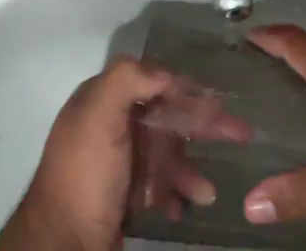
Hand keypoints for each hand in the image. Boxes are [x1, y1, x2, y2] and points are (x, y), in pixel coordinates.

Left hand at [0, 57, 250, 250]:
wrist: (65, 238)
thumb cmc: (85, 172)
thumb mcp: (99, 114)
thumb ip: (127, 80)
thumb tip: (166, 72)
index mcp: (100, 99)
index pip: (149, 80)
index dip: (183, 86)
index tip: (217, 97)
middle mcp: (108, 124)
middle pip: (162, 115)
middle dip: (199, 124)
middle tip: (240, 133)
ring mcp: (115, 160)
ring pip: (164, 153)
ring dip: (188, 168)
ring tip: (205, 192)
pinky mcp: (123, 194)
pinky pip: (158, 185)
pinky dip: (175, 193)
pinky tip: (184, 206)